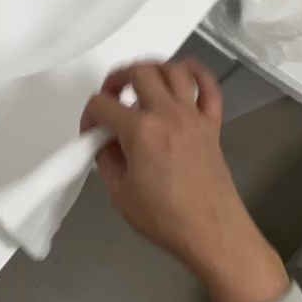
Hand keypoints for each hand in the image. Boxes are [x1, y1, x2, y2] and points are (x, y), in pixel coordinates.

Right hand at [80, 59, 289, 301]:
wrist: (211, 232)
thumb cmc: (163, 217)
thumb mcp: (119, 192)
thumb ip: (107, 158)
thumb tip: (107, 142)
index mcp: (139, 131)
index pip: (102, 104)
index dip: (89, 115)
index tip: (90, 133)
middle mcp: (167, 114)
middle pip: (138, 72)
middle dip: (117, 79)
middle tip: (111, 97)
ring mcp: (193, 116)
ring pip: (173, 70)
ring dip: (152, 69)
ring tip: (141, 84)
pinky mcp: (212, 124)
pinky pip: (209, 87)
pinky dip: (196, 73)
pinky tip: (182, 75)